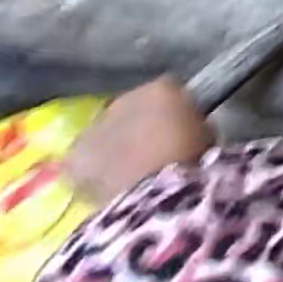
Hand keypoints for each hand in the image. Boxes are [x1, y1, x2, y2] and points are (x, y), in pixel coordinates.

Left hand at [64, 77, 214, 205]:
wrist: (155, 193)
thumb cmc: (192, 162)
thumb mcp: (207, 136)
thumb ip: (194, 124)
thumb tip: (189, 129)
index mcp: (164, 88)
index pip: (171, 90)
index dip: (175, 110)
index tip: (180, 129)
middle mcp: (127, 98)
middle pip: (134, 107)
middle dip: (141, 125)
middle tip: (153, 150)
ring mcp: (97, 125)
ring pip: (107, 131)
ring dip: (115, 144)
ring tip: (129, 170)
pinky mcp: (75, 156)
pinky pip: (84, 158)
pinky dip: (92, 168)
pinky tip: (104, 184)